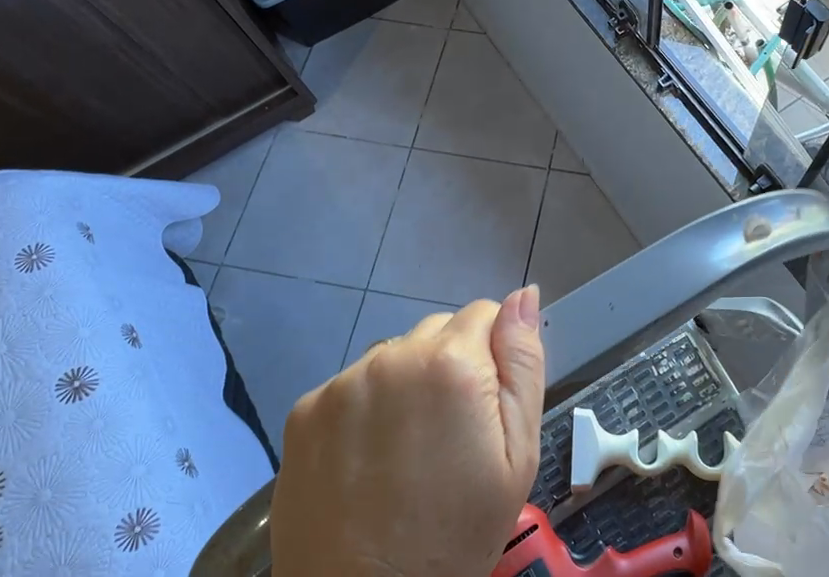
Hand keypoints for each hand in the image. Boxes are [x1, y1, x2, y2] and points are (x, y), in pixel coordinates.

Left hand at [271, 286, 544, 576]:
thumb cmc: (456, 533)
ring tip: (407, 451)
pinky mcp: (304, 410)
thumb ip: (524, 364)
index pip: (484, 315)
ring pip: (393, 357)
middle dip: (450, 367)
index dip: (493, 359)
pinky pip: (352, 386)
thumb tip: (524, 296)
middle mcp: (391, 356)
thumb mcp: (519, 456)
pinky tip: (368, 458)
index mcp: (451, 363)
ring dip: (406, 384)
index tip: (484, 411)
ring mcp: (342, 382)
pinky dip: (365, 408)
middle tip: (449, 437)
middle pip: (436, 333)